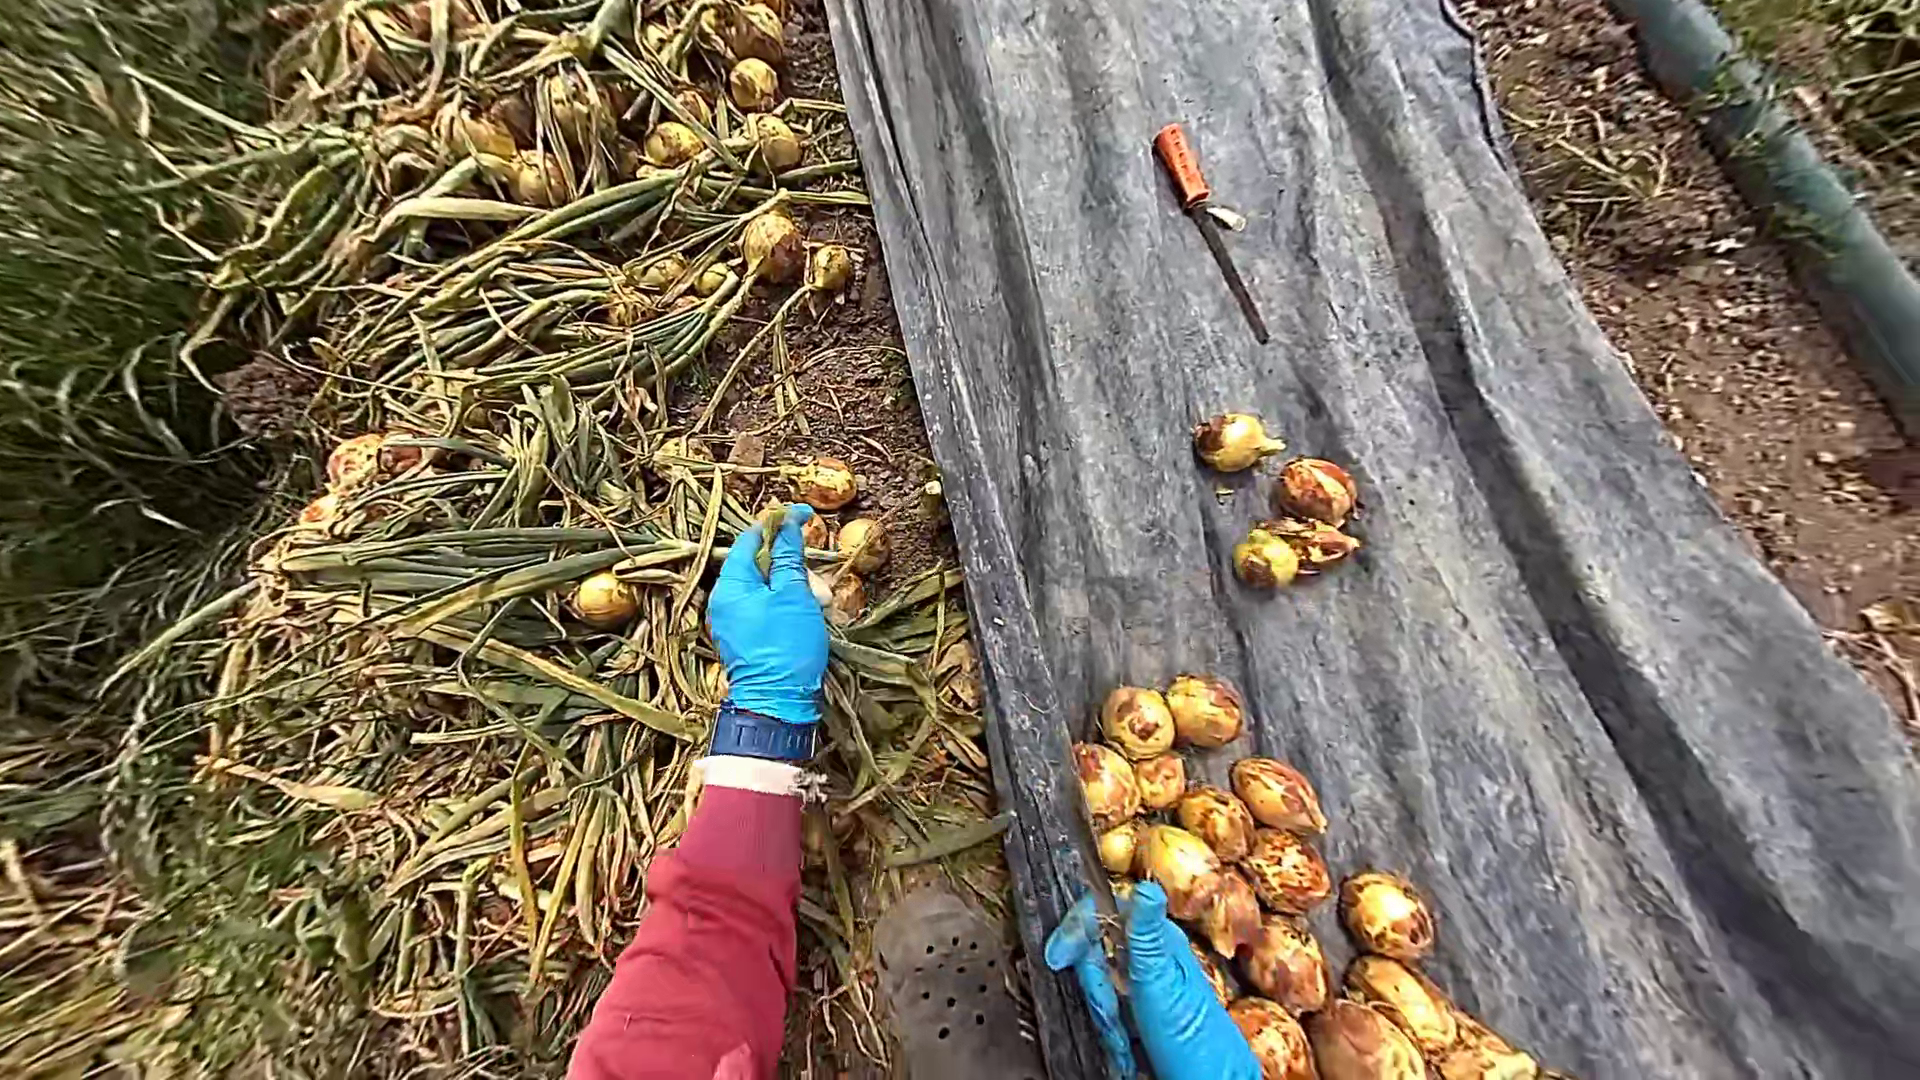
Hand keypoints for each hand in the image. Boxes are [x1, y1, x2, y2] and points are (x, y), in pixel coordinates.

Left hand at [710, 505, 828, 724]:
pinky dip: (791, 606)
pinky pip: (770, 608)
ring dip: (797, 588)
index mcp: (731, 586)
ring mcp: (737, 621)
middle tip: (817, 582)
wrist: (779, 703)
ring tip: (819, 605)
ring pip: (770, 587)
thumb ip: (788, 557)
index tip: (804, 515)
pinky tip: (810, 616)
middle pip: (762, 564)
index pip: (751, 539)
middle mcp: (727, 600)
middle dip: (793, 566)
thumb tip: (786, 524)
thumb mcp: (793, 595)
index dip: (778, 524)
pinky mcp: (750, 637)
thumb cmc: (786, 646)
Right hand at [1044, 882, 1259, 1079]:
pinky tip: (1124, 1051)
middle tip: (1111, 1016)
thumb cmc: (1190, 1036)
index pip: (1100, 909)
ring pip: (1096, 982)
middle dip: (1094, 986)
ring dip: (1102, 1014)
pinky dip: (1108, 1032)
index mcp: (1153, 935)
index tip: (1056, 957)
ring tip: (1124, 1043)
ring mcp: (1140, 983)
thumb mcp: (1163, 980)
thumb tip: (1146, 885)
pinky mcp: (1136, 1012)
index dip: (1075, 928)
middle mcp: (1145, 952)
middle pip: (1093, 949)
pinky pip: (1104, 1009)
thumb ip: (1147, 931)